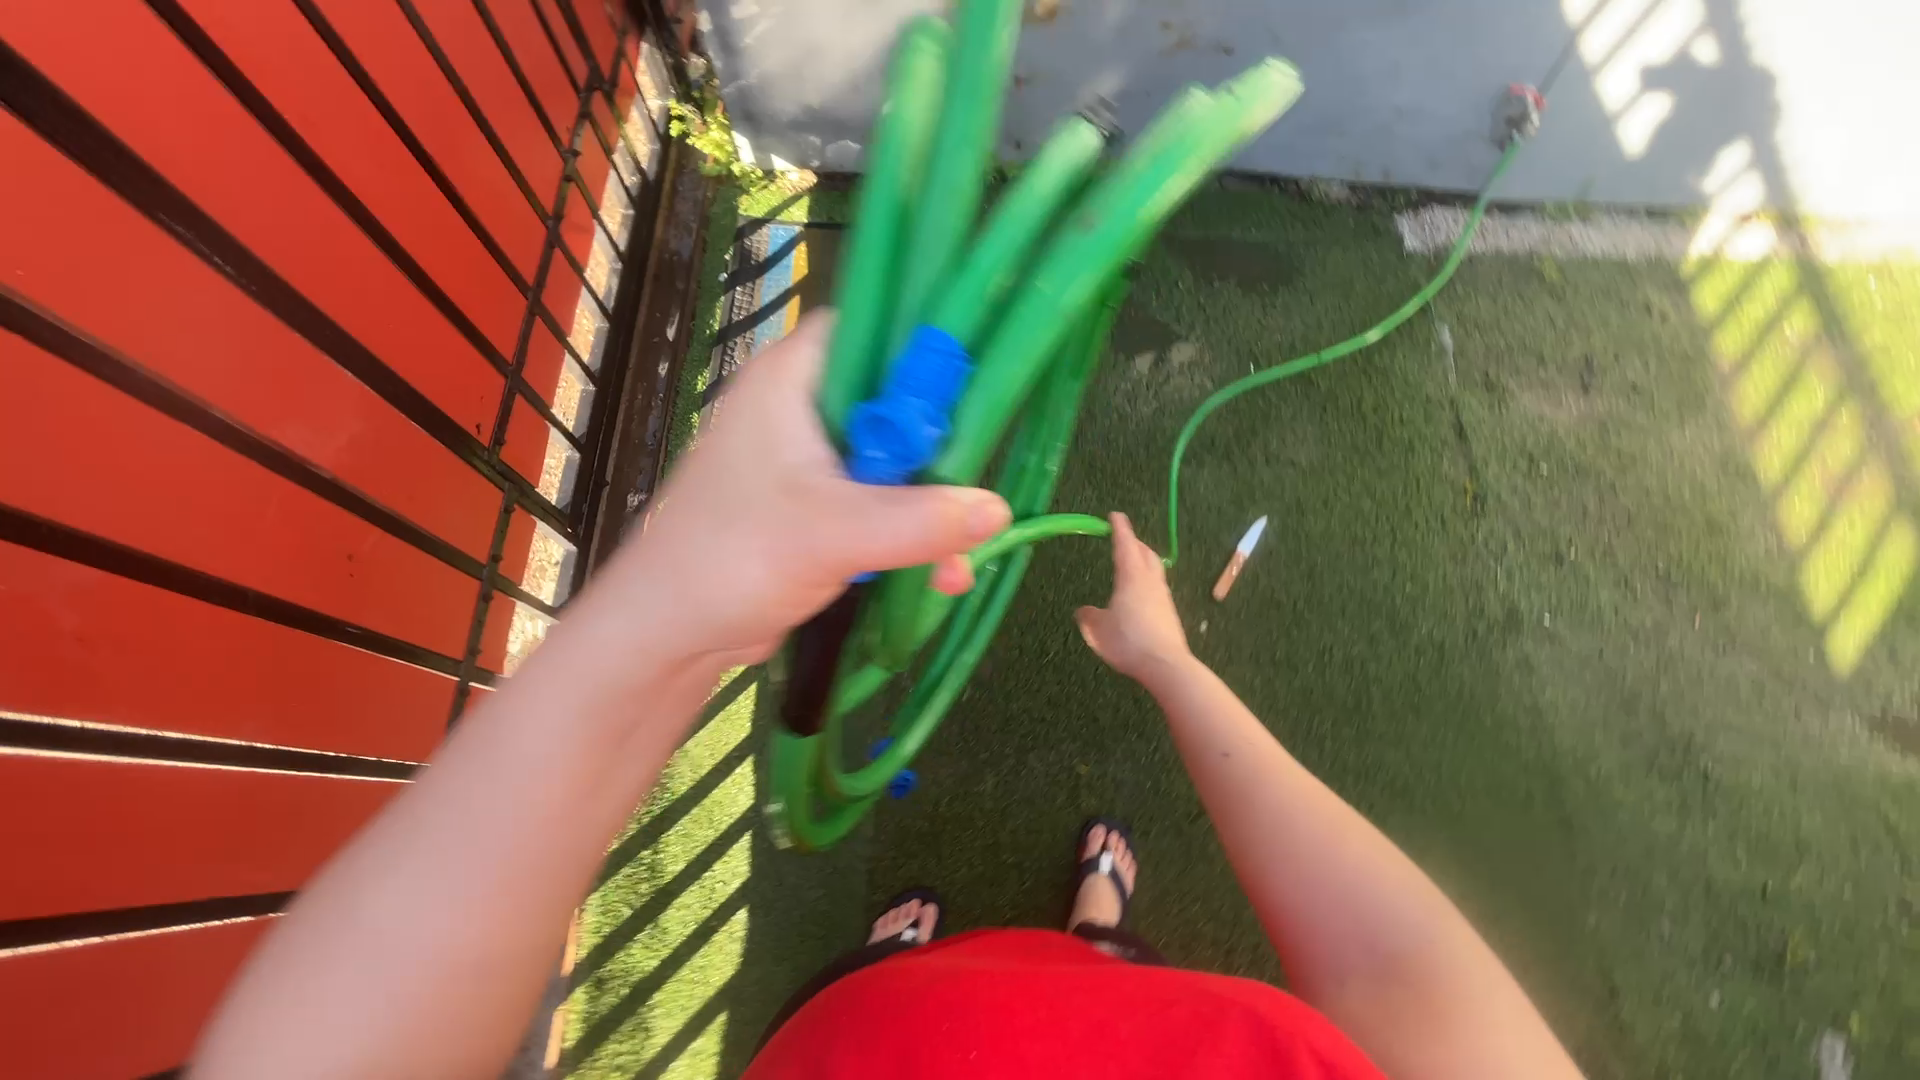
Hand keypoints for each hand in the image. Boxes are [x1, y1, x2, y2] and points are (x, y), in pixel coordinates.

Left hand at [593, 311, 1010, 668]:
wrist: (671, 632)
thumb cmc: (734, 558)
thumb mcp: (835, 533)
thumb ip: (919, 521)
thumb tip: (999, 509)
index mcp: (793, 377)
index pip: (874, 325)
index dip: (927, 347)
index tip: (978, 386)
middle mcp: (804, 408)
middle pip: (897, 401)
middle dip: (942, 450)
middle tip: (976, 487)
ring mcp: (811, 461)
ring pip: (895, 461)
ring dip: (933, 507)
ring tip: (960, 557)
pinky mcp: (818, 508)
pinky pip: (881, 506)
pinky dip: (911, 535)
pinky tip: (941, 577)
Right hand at [1075, 512, 1191, 681]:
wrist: (1165, 664)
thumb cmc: (1127, 641)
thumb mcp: (1097, 629)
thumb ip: (1088, 616)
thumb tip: (1083, 611)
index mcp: (1131, 576)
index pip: (1125, 545)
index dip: (1119, 529)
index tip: (1115, 515)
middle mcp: (1150, 581)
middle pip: (1145, 553)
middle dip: (1135, 543)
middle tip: (1124, 539)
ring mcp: (1163, 597)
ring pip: (1154, 569)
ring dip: (1144, 561)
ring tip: (1133, 564)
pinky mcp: (1169, 613)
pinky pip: (1157, 587)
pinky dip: (1148, 581)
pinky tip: (1141, 594)